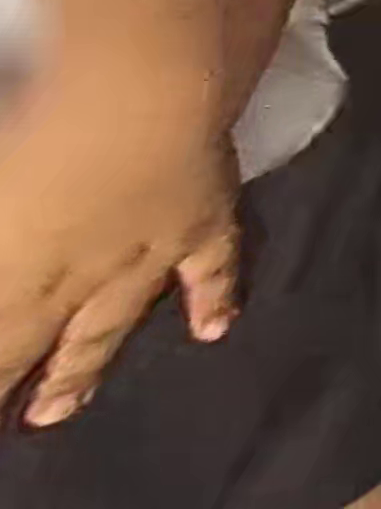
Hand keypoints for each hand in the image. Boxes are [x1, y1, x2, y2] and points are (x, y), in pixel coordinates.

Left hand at [0, 94, 239, 427]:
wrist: (147, 97)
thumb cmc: (36, 133)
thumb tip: (1, 276)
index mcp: (13, 271)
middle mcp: (77, 277)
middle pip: (32, 344)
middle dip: (12, 385)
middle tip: (6, 427)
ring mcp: (149, 254)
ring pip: (110, 323)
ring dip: (82, 366)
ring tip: (59, 411)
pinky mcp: (204, 226)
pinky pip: (212, 270)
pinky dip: (213, 300)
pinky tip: (215, 328)